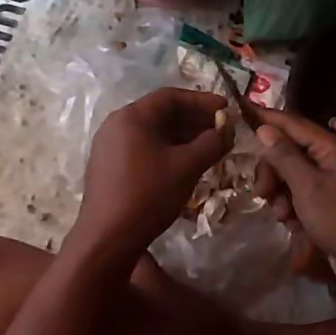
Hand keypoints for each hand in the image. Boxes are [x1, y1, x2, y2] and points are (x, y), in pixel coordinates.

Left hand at [69, 88, 232, 264]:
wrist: (108, 237)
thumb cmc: (148, 195)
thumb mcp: (187, 166)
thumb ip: (212, 143)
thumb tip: (227, 130)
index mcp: (132, 117)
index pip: (171, 96)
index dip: (202, 101)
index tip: (226, 110)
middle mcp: (117, 125)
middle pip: (161, 113)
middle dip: (195, 120)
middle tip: (222, 130)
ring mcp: (110, 147)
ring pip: (153, 133)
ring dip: (183, 137)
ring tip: (210, 149)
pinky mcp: (110, 167)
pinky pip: (144, 149)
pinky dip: (168, 151)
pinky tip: (186, 165)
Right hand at [252, 107, 335, 280]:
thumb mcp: (307, 187)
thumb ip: (284, 156)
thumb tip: (263, 128)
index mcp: (331, 147)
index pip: (292, 122)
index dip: (266, 117)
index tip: (240, 110)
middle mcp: (331, 158)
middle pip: (288, 151)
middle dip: (271, 171)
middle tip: (262, 192)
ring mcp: (330, 179)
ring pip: (290, 175)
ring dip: (279, 193)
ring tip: (282, 215)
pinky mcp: (327, 200)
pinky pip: (299, 194)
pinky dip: (291, 206)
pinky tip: (292, 223)